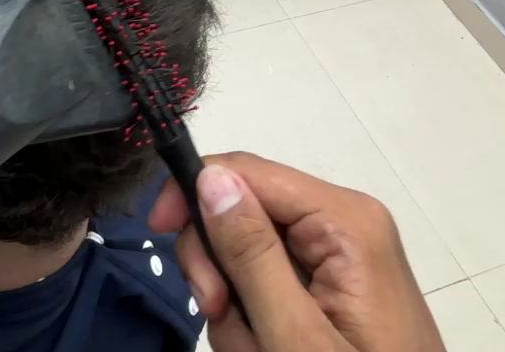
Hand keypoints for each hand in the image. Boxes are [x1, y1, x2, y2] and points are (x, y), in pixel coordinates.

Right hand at [149, 152, 443, 351]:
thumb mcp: (297, 340)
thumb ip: (252, 255)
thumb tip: (210, 175)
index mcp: (344, 220)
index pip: (246, 170)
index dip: (194, 191)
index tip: (159, 231)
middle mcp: (342, 221)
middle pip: (242, 206)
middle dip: (219, 261)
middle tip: (219, 312)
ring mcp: (338, 252)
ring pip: (246, 246)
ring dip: (235, 298)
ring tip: (256, 346)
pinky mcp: (330, 280)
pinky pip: (266, 274)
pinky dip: (253, 312)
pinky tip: (267, 344)